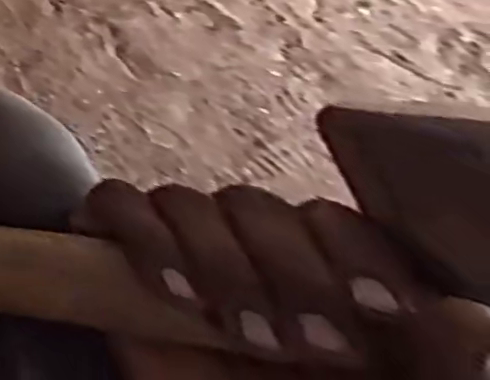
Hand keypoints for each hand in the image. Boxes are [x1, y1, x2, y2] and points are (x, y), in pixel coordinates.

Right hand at [77, 181, 486, 376]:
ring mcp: (173, 248)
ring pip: (181, 199)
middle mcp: (248, 254)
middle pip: (251, 203)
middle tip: (307, 347)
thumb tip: (470, 314)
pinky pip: (113, 201)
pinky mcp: (108, 248)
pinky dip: (140, 234)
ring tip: (238, 332)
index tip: (381, 312)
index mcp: (325, 281)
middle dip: (283, 270)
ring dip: (216, 261)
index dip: (350, 249)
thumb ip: (455, 363)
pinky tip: (173, 291)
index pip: (330, 219)